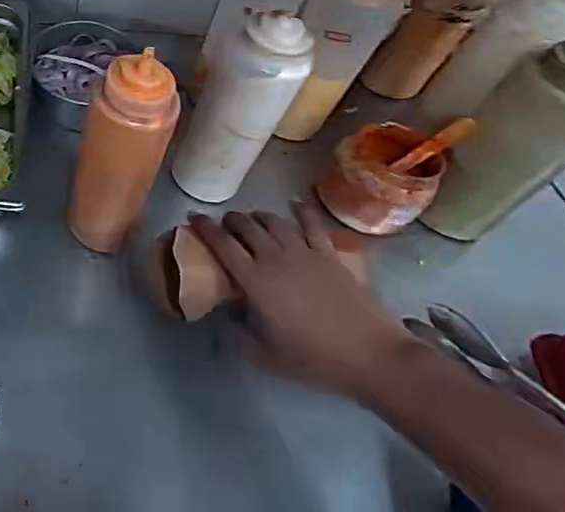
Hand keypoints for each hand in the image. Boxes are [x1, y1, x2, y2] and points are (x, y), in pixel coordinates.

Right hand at [189, 202, 412, 401]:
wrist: (371, 355)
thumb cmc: (314, 358)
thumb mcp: (266, 357)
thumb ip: (238, 336)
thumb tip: (226, 318)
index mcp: (254, 280)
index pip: (221, 244)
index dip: (204, 228)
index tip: (193, 217)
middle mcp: (274, 257)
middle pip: (246, 226)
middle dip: (231, 220)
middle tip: (226, 225)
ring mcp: (304, 252)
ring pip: (273, 221)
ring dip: (258, 216)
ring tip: (254, 219)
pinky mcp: (329, 254)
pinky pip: (312, 225)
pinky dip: (301, 211)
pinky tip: (295, 205)